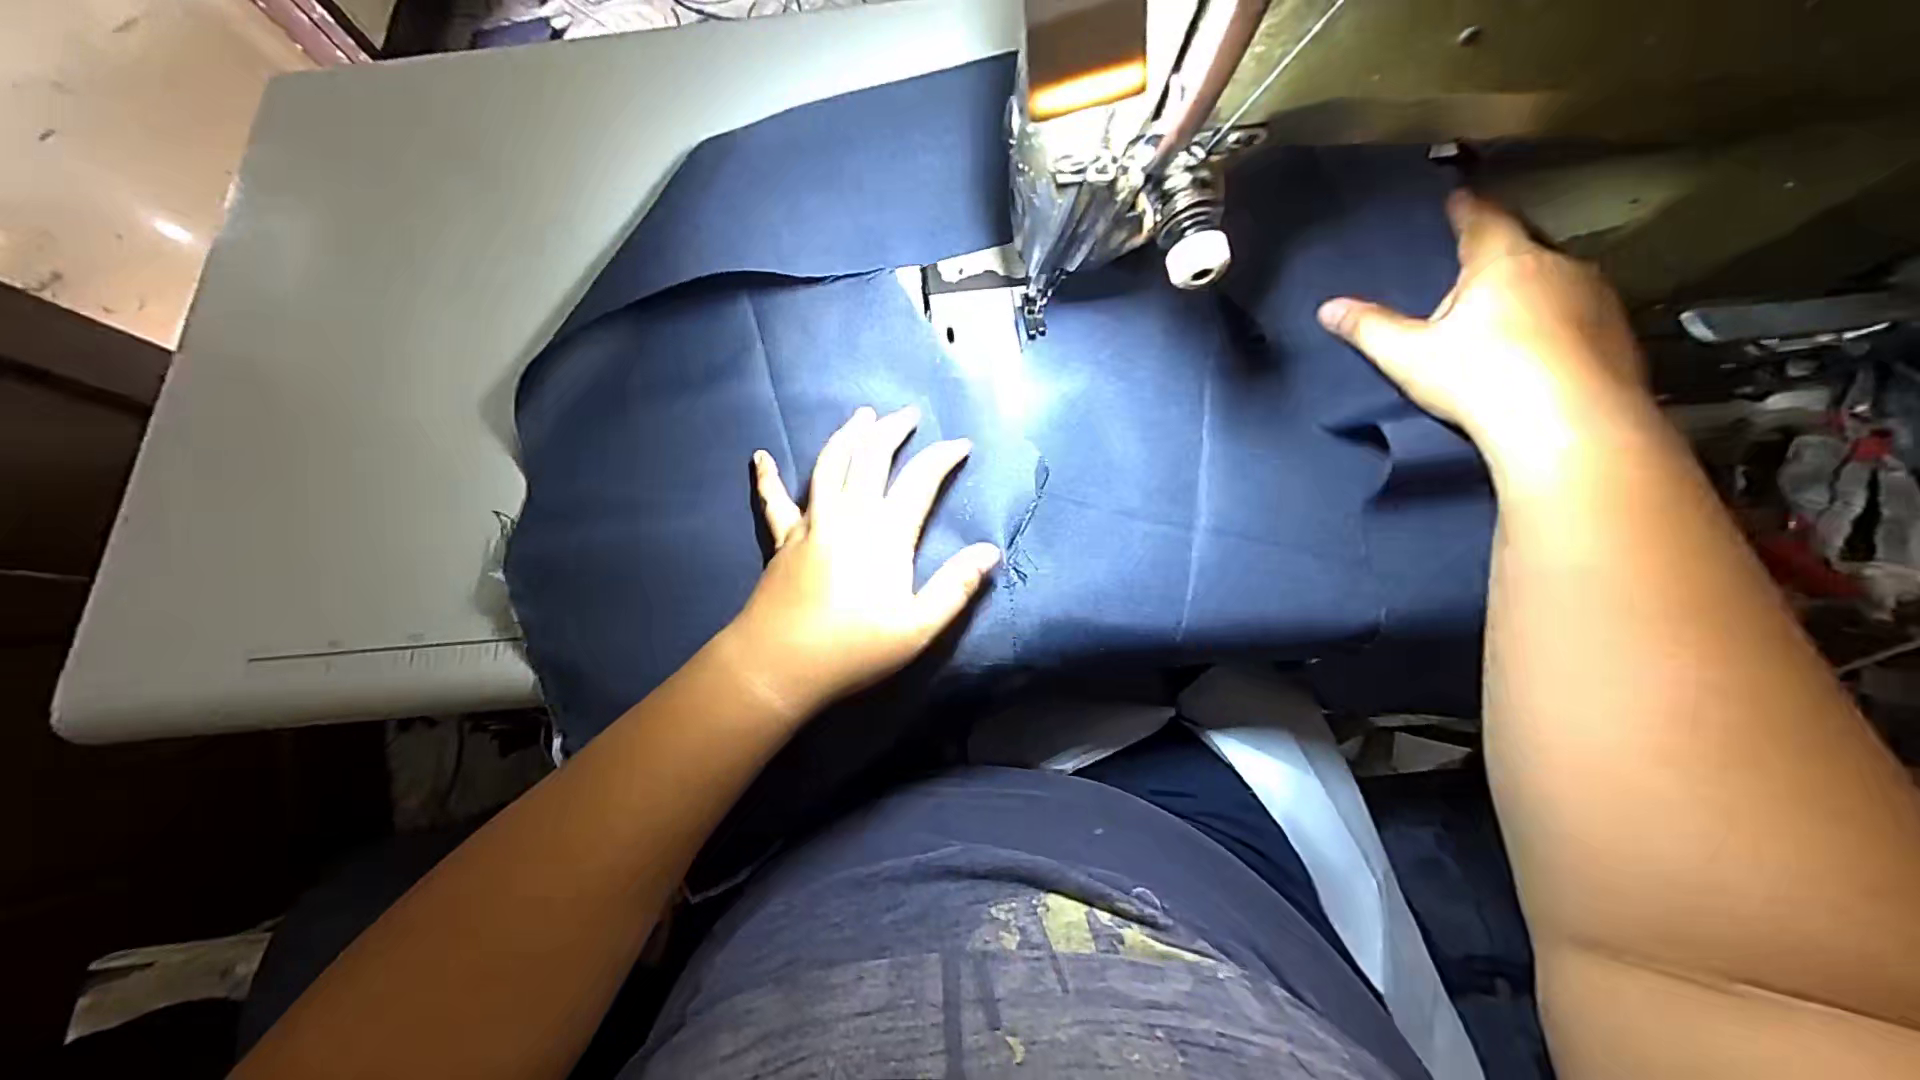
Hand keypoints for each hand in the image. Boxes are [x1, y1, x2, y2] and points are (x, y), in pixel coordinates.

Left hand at [718, 405, 1000, 716]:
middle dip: (892, 431)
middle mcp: (848, 517)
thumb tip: (991, 551)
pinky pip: (773, 501)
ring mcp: (811, 524)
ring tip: (861, 416)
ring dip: (846, 436)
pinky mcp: (782, 539)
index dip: (942, 457)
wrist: (779, 665)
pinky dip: (767, 478)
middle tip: (908, 414)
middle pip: (870, 458)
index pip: (919, 482)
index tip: (961, 444)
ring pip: (828, 466)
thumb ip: (955, 587)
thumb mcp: (917, 628)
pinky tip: (759, 457)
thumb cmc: (854, 650)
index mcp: (885, 536)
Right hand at [1317, 190, 1651, 465]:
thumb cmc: (1481, 379)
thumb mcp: (1409, 356)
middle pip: (1522, 249)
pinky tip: (1542, 347)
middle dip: (1497, 257)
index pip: (1483, 220)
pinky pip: (1579, 313)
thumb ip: (1369, 329)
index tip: (1458, 198)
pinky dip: (1558, 321)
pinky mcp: (1618, 332)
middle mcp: (1558, 266)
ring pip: (1555, 280)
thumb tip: (1327, 308)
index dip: (1466, 209)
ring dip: (1531, 290)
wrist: (1567, 425)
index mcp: (1504, 263)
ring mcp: (1597, 297)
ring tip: (1506, 314)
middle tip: (1473, 270)